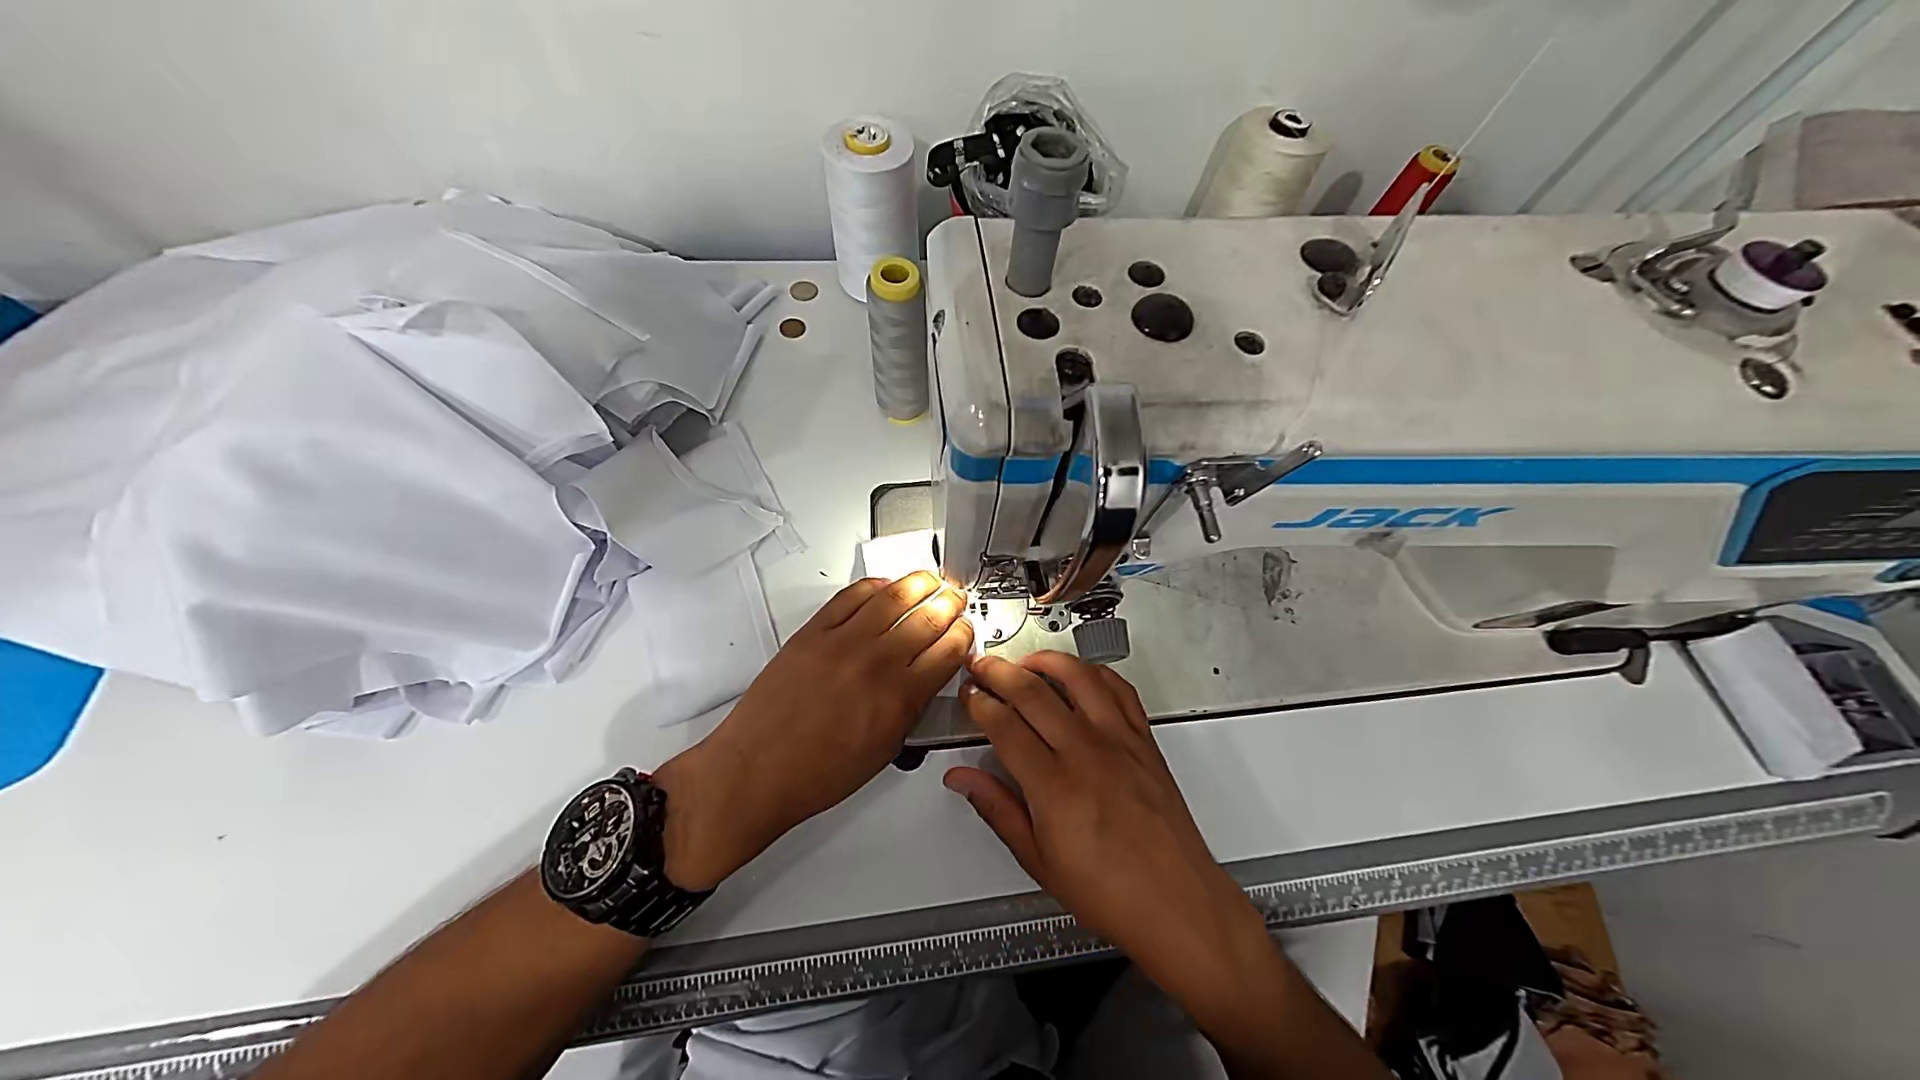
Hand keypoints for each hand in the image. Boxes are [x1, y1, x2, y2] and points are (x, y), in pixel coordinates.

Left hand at [653, 573, 970, 889]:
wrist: (756, 772)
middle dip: (950, 603)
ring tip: (929, 580)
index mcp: (899, 698)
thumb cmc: (813, 773)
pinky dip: (874, 585)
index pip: (949, 650)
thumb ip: (911, 709)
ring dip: (919, 583)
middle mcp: (875, 664)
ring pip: (894, 595)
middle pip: (929, 616)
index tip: (964, 631)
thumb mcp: (884, 750)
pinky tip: (884, 585)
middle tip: (955, 599)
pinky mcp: (812, 633)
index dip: (964, 634)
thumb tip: (926, 681)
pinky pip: (851, 595)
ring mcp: (842, 643)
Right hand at [942, 652, 1269, 1001]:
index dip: (979, 703)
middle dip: (998, 671)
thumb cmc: (1115, 892)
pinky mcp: (1144, 741)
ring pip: (1077, 676)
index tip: (970, 696)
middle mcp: (1087, 754)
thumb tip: (965, 781)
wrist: (1177, 904)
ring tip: (1025, 661)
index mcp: (1055, 787)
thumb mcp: (1039, 860)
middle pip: (1032, 690)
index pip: (1004, 724)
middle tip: (983, 668)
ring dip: (1044, 660)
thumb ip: (997, 809)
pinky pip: (1119, 689)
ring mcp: (1119, 742)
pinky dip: (1094, 672)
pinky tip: (1081, 673)